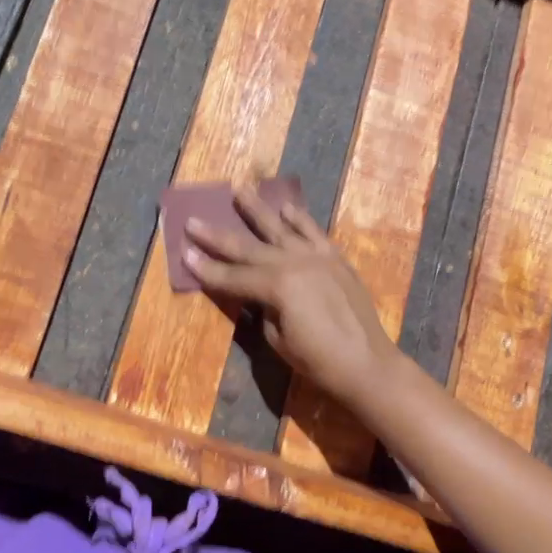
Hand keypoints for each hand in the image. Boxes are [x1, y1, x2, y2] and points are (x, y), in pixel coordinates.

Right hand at [183, 186, 401, 403]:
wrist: (368, 363)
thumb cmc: (318, 361)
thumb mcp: (278, 339)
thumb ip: (262, 309)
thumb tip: (255, 292)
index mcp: (277, 286)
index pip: (232, 276)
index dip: (207, 268)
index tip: (183, 252)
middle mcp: (294, 262)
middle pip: (248, 247)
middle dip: (218, 236)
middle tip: (193, 220)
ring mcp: (317, 256)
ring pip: (280, 228)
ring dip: (257, 209)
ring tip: (239, 189)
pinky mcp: (335, 258)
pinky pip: (313, 232)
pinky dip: (299, 218)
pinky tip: (286, 207)